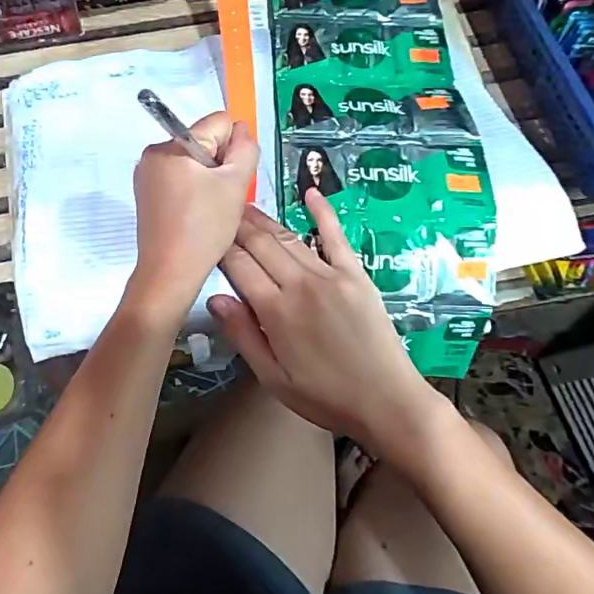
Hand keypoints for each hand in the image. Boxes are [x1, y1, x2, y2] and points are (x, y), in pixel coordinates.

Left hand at [131, 111, 258, 309]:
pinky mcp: (148, 195)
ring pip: (193, 162)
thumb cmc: (203, 228)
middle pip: (203, 141)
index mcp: (172, 145)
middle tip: (222, 197)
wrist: (170, 272)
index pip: (217, 123)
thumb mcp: (235, 185)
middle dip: (219, 164)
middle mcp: (153, 154)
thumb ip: (245, 148)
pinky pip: (180, 180)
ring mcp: (147, 176)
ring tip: (210, 208)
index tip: (230, 178)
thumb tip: (240, 129)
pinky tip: (198, 214)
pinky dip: (194, 192)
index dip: (234, 148)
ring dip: (208, 179)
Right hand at [208, 191, 446, 456]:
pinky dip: (323, 213)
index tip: (205, 233)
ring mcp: (331, 275)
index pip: (239, 265)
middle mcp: (301, 284)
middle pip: (261, 245)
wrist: (387, 401)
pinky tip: (311, 193)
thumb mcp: (273, 378)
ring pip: (289, 238)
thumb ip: (243, 334)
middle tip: (221, 208)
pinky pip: (335, 237)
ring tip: (246, 205)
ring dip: (266, 220)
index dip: (220, 246)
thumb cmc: (325, 397)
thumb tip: (215, 296)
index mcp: (276, 311)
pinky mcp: (356, 275)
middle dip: (238, 225)